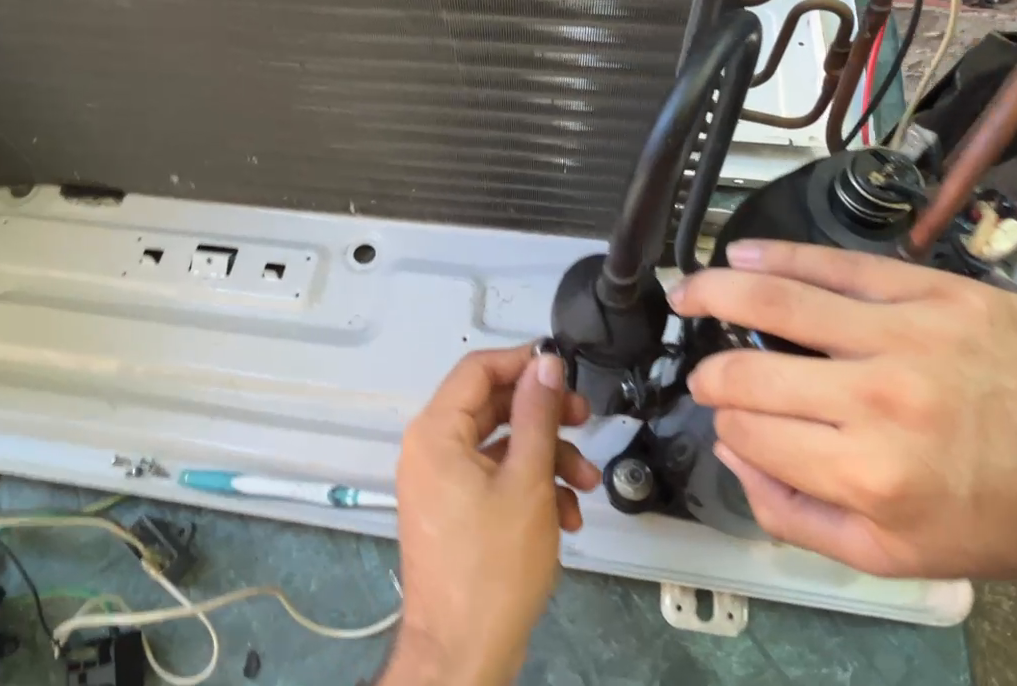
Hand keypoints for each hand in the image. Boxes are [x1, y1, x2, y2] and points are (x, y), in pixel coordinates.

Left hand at [383, 347, 600, 685]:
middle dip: (545, 416)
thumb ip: (538, 415)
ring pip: (499, 446)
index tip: (565, 370)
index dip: (524, 362)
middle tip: (585, 421)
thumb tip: (546, 363)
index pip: (478, 369)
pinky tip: (565, 516)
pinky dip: (530, 487)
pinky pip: (493, 479)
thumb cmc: (494, 565)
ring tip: (586, 483)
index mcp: (436, 432)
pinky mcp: (453, 510)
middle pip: (492, 407)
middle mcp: (430, 449)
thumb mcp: (528, 481)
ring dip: (547, 457)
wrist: (463, 654)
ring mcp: (440, 482)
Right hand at [675, 239, 1016, 584]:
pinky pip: (838, 265)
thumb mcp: (892, 557)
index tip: (734, 423)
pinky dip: (778, 255)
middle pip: (748, 372)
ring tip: (686, 288)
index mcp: (866, 477)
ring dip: (716, 292)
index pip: (747, 432)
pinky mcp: (937, 293)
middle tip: (703, 369)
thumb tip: (732, 452)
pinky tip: (741, 252)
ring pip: (779, 301)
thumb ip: (792, 515)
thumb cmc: (1000, 524)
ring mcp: (908, 337)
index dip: (726, 426)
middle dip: (711, 371)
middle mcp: (879, 402)